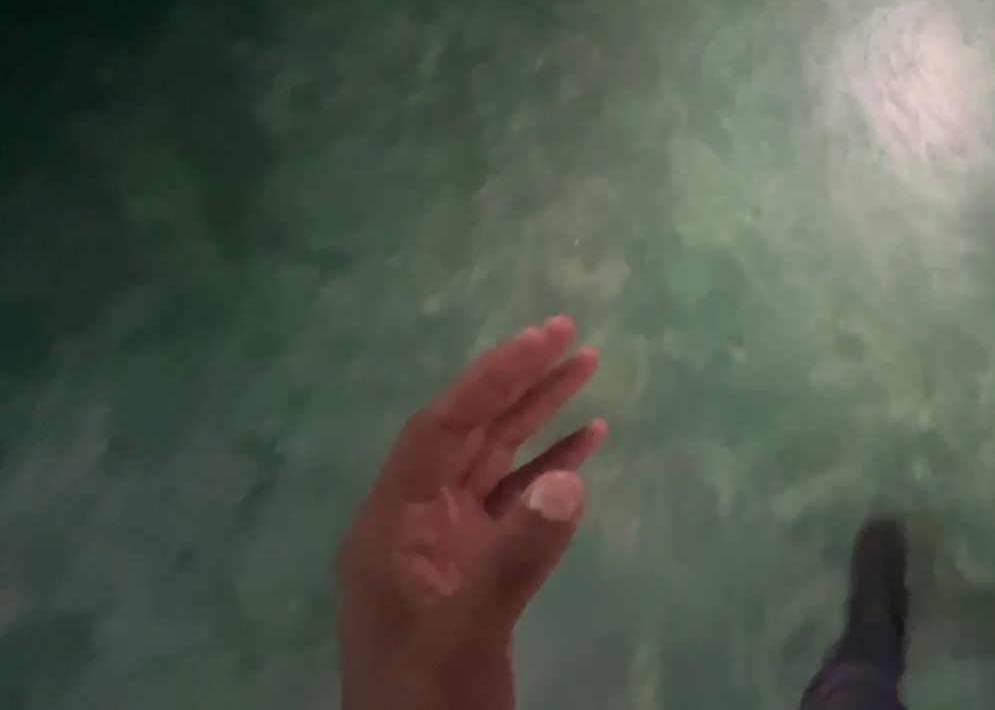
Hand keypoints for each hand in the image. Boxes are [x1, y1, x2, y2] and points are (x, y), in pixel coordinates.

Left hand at [335, 317, 606, 709]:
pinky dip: (553, 459)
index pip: (442, 429)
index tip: (546, 337)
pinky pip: (518, 492)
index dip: (494, 377)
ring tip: (588, 365)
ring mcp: (448, 540)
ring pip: (497, 455)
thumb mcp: (467, 633)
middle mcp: (416, 521)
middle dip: (520, 380)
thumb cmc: (428, 701)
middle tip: (571, 334)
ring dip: (541, 411)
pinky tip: (590, 438)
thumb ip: (515, 555)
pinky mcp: (479, 559)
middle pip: (470, 431)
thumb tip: (571, 475)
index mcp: (392, 526)